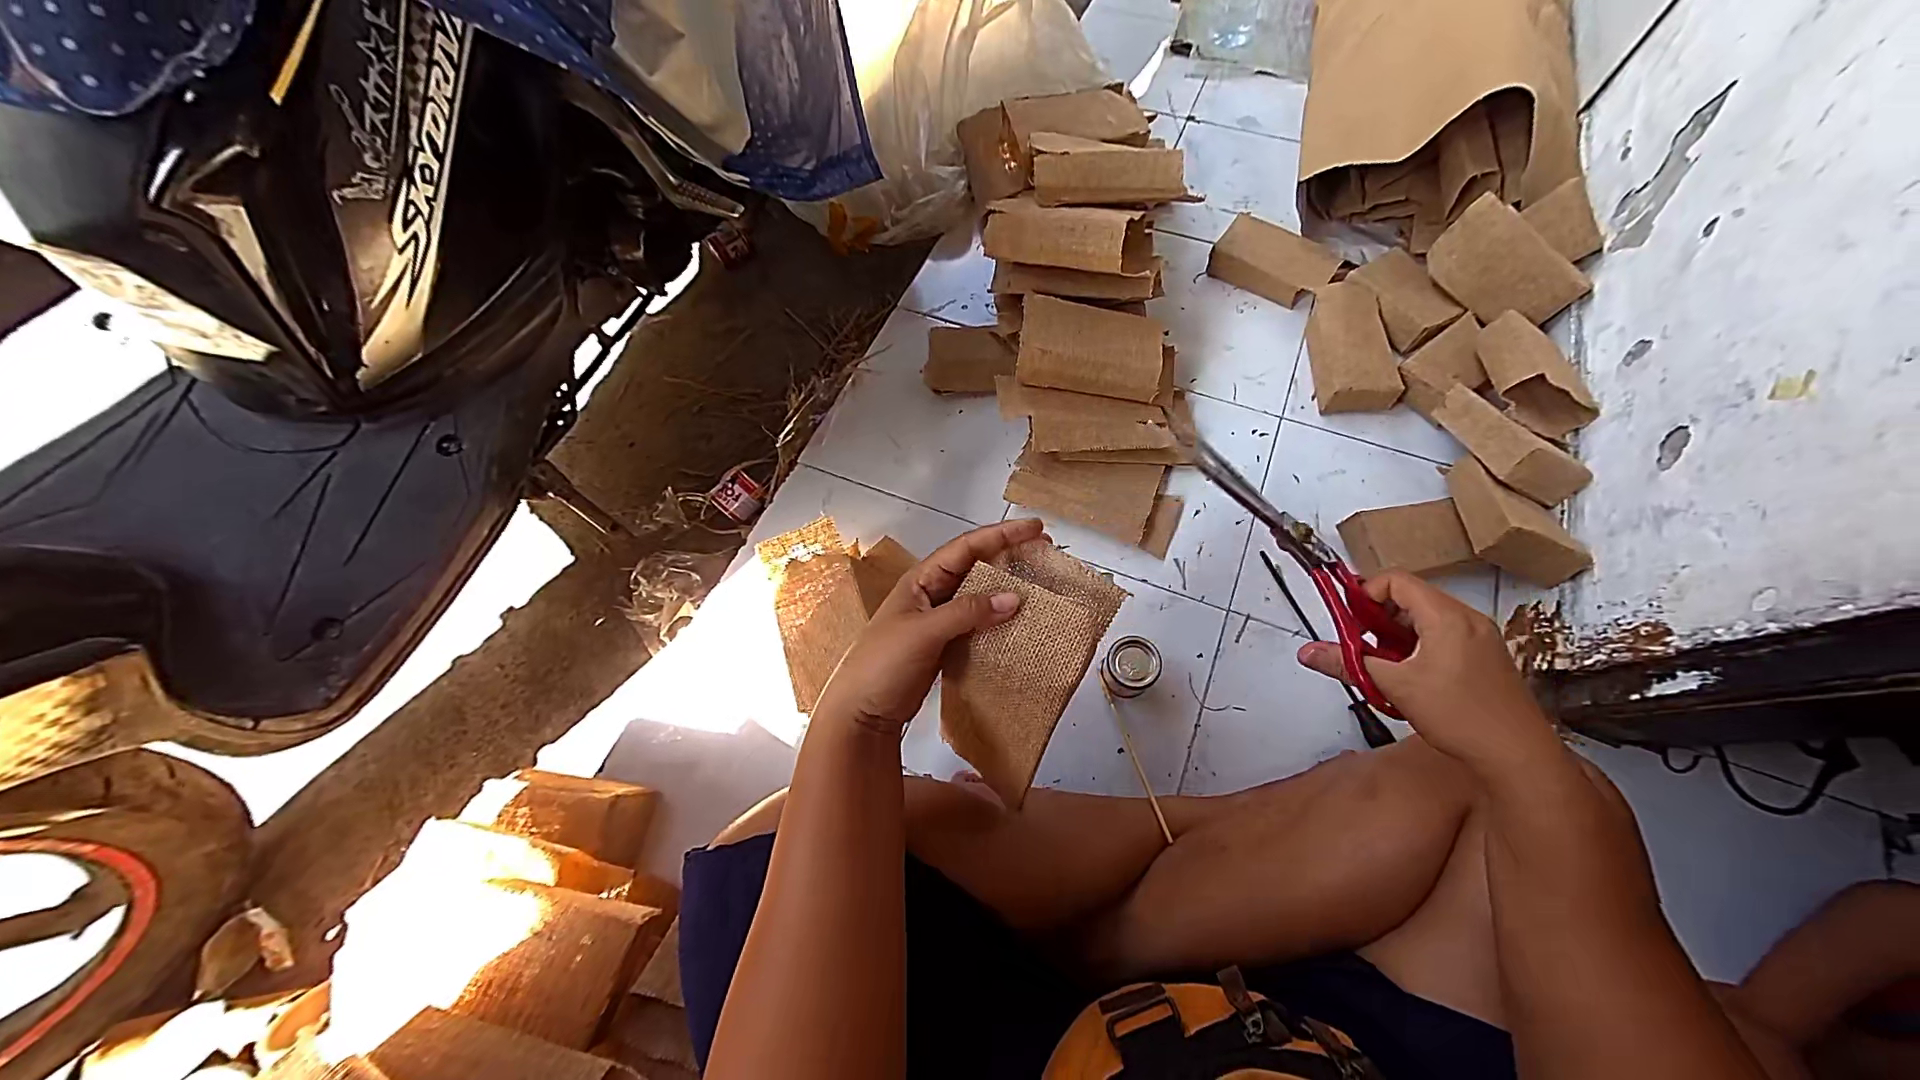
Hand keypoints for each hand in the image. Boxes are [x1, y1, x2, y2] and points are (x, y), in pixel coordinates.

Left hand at [812, 519, 1043, 735]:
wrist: (861, 714)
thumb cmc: (882, 665)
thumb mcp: (924, 632)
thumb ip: (967, 612)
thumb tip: (1014, 598)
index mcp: (920, 580)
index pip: (966, 548)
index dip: (1001, 535)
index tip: (1035, 529)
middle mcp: (931, 595)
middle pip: (975, 567)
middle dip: (1008, 556)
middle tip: (1044, 551)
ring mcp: (938, 621)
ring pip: (979, 596)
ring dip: (1006, 588)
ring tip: (1039, 583)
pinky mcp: (946, 646)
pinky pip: (978, 624)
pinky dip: (999, 620)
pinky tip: (1019, 621)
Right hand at [1296, 570, 1560, 775]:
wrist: (1519, 757)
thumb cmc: (1465, 718)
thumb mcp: (1393, 686)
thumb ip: (1346, 663)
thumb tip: (1309, 652)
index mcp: (1448, 618)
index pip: (1396, 580)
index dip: (1365, 593)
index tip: (1348, 617)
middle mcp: (1468, 620)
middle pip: (1410, 598)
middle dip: (1378, 618)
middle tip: (1361, 645)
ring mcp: (1480, 638)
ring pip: (1425, 618)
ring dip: (1396, 635)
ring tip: (1384, 665)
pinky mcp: (1485, 656)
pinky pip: (1442, 636)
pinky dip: (1417, 646)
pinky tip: (1408, 676)